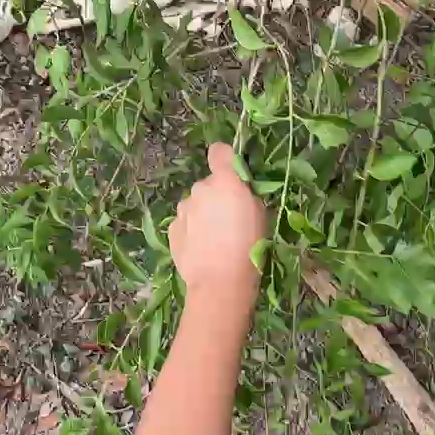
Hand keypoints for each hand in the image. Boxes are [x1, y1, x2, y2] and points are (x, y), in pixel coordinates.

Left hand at [168, 142, 266, 301]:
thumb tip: (240, 194)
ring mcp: (183, 209)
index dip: (225, 159)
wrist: (219, 282)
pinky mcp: (172, 229)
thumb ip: (247, 196)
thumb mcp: (262, 216)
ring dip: (203, 215)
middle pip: (209, 185)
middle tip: (229, 221)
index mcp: (225, 182)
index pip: (219, 152)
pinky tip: (203, 249)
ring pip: (195, 205)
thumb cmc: (249, 247)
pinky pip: (185, 223)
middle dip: (217, 198)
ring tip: (215, 240)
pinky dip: (193, 231)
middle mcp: (200, 189)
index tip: (231, 173)